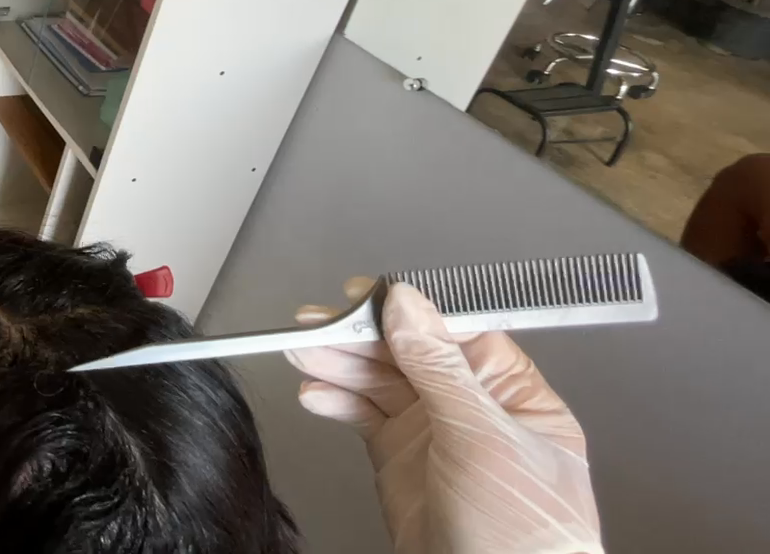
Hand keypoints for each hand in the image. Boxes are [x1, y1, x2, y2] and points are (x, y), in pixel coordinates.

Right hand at [286, 280, 602, 553]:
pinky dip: (333, 399)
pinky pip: (358, 410)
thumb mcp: (482, 442)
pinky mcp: (395, 452)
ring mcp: (431, 430)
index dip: (408, 310)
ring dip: (334, 363)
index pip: (456, 333)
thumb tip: (406, 302)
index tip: (363, 294)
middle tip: (312, 325)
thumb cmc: (522, 538)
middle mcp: (470, 408)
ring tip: (301, 356)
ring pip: (373, 377)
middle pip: (403, 350)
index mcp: (514, 399)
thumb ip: (439, 368)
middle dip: (355, 337)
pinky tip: (315, 398)